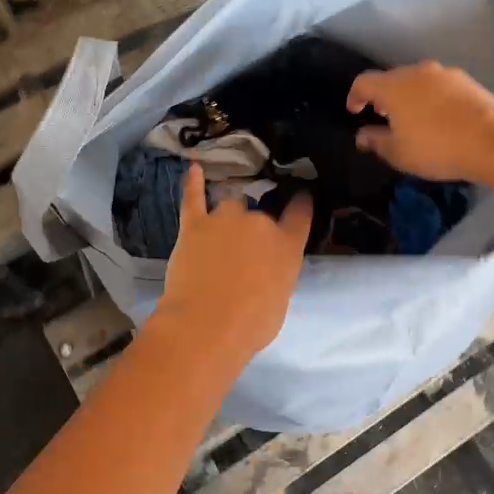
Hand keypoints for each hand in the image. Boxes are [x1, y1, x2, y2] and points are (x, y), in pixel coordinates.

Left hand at [152, 165, 312, 359]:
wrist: (206, 324)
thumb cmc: (250, 325)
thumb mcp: (279, 300)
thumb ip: (276, 275)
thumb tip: (266, 270)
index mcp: (286, 245)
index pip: (300, 213)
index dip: (300, 203)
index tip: (301, 195)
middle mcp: (259, 224)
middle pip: (259, 213)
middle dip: (253, 228)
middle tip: (243, 252)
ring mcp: (225, 219)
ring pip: (230, 204)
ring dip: (228, 215)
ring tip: (221, 233)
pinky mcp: (194, 224)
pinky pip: (193, 197)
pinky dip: (192, 183)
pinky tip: (193, 169)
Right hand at [347, 61, 493, 182]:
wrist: (493, 142)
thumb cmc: (437, 147)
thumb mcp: (399, 153)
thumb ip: (376, 142)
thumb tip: (363, 135)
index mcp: (394, 86)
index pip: (364, 82)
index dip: (355, 96)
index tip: (354, 111)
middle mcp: (417, 72)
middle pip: (392, 79)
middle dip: (383, 97)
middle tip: (383, 116)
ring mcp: (445, 74)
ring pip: (418, 81)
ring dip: (409, 96)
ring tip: (413, 119)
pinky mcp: (467, 81)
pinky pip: (440, 87)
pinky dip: (432, 98)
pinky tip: (440, 119)